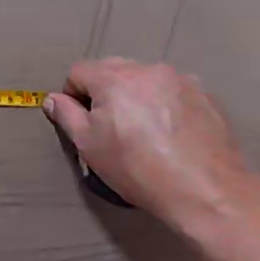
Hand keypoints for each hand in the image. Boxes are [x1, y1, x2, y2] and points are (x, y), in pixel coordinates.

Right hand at [41, 58, 259, 227]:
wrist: (206, 191)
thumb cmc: (137, 168)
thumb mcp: (88, 145)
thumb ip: (66, 115)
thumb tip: (53, 99)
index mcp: (114, 78)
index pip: (78, 71)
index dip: (72, 95)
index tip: (81, 121)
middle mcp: (148, 70)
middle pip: (112, 69)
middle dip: (103, 91)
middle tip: (109, 126)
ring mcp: (181, 80)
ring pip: (144, 79)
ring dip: (135, 96)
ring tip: (143, 131)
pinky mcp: (206, 96)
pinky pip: (171, 91)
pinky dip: (163, 104)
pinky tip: (169, 134)